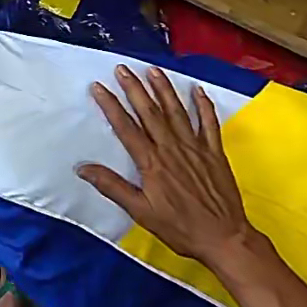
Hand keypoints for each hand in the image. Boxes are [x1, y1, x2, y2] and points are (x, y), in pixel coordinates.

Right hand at [79, 65, 268, 272]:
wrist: (223, 237)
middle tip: (123, 68)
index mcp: (152, 163)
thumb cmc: (180, 228)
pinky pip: (208, 122)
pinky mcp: (215, 151)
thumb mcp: (141, 213)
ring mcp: (195, 147)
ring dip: (164, 89)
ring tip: (153, 70)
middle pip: (149, 112)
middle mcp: (172, 148)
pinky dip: (203, 104)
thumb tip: (83, 168)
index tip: (99, 87)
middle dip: (134, 88)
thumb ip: (113, 187)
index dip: (111, 106)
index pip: (126, 128)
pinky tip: (197, 89)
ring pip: (176, 111)